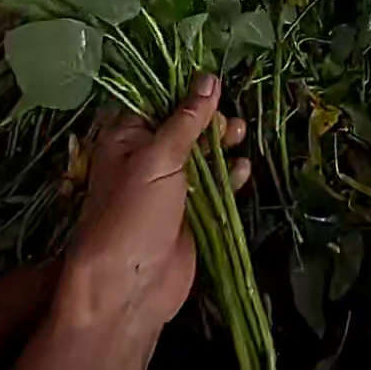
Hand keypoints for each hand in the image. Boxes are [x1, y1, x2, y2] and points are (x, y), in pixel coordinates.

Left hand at [14, 73, 247, 369]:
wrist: (128, 292)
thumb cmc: (132, 214)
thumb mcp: (158, 157)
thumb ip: (188, 118)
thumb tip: (209, 77)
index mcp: (129, 136)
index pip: (160, 99)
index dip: (186, 89)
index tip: (214, 80)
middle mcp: (148, 155)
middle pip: (186, 123)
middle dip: (209, 118)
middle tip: (227, 121)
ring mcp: (170, 183)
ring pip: (203, 151)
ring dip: (223, 142)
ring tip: (239, 135)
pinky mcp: (191, 209)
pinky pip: (215, 183)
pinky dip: (230, 175)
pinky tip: (242, 170)